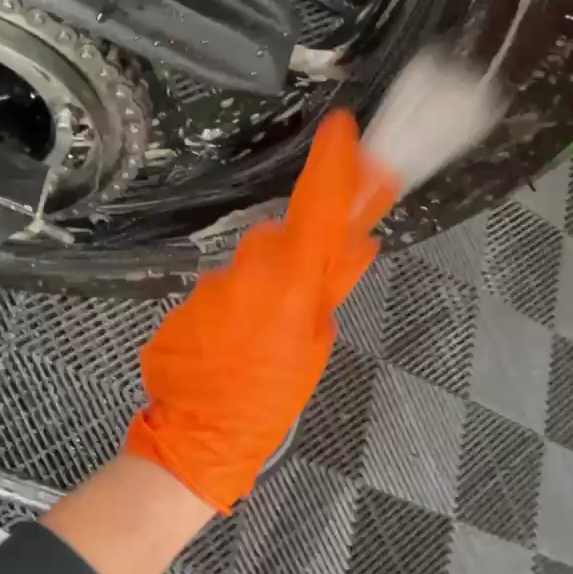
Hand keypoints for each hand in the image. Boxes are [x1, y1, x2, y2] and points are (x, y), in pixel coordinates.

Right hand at [124, 109, 395, 512]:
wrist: (209, 445)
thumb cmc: (189, 379)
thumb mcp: (199, 315)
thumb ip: (238, 277)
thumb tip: (269, 247)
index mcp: (282, 291)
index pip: (316, 214)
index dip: (332, 168)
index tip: (343, 129)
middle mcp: (313, 307)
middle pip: (350, 237)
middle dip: (367, 192)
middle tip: (383, 156)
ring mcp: (316, 331)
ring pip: (342, 269)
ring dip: (350, 230)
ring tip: (358, 200)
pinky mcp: (310, 351)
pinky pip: (324, 295)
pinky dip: (324, 268)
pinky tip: (310, 266)